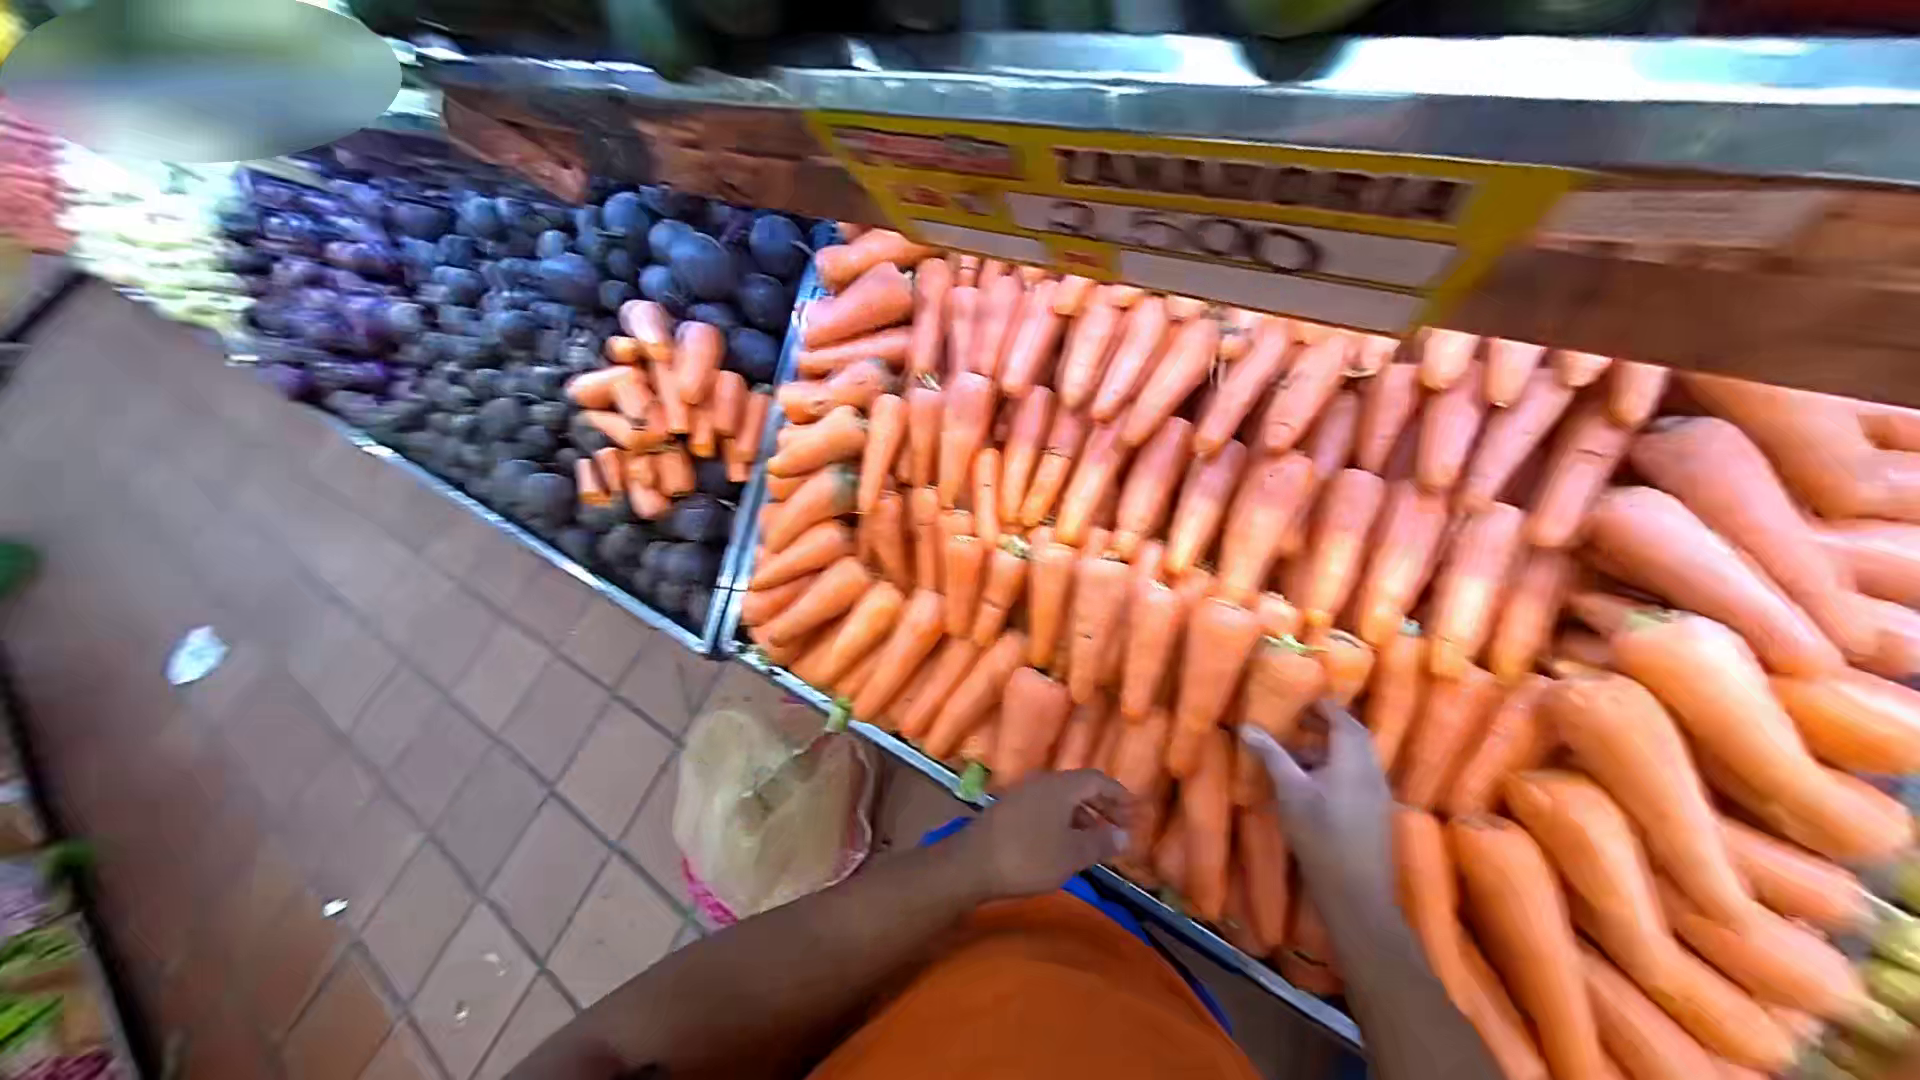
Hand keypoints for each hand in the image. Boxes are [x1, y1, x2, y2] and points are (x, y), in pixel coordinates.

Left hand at [946, 770, 1132, 899]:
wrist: (972, 863)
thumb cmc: (1028, 856)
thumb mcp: (1071, 854)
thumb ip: (1100, 843)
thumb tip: (1124, 835)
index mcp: (1060, 785)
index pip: (1097, 780)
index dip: (1119, 795)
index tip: (1136, 812)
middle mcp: (1042, 781)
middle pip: (1080, 786)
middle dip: (1104, 805)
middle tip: (1122, 827)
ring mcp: (1023, 793)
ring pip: (1062, 798)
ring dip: (1084, 815)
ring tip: (1099, 840)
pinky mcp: (1010, 808)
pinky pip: (1047, 806)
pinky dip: (1064, 819)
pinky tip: (1067, 842)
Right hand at [1240, 702, 1395, 911]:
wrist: (1356, 894)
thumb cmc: (1321, 837)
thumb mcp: (1290, 792)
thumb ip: (1272, 756)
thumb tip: (1247, 726)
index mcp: (1355, 763)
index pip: (1345, 721)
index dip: (1325, 705)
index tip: (1301, 695)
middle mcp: (1372, 773)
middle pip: (1354, 736)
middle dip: (1326, 722)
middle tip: (1296, 716)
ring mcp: (1376, 794)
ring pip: (1355, 757)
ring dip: (1328, 745)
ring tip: (1295, 746)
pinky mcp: (1374, 811)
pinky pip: (1356, 774)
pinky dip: (1333, 764)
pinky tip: (1309, 778)